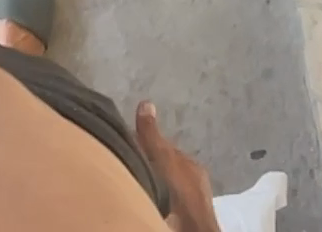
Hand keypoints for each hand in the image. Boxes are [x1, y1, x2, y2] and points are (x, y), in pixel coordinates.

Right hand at [133, 102, 221, 231]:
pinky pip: (162, 201)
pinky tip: (141, 197)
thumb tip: (146, 102)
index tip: (128, 144)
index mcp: (192, 165)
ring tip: (130, 179)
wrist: (189, 227)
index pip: (166, 148)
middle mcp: (193, 182)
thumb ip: (152, 134)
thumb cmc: (178, 189)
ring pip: (164, 185)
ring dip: (150, 182)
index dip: (147, 144)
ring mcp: (189, 202)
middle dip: (148, 164)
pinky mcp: (181, 218)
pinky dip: (152, 197)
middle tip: (127, 162)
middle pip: (165, 167)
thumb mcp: (161, 155)